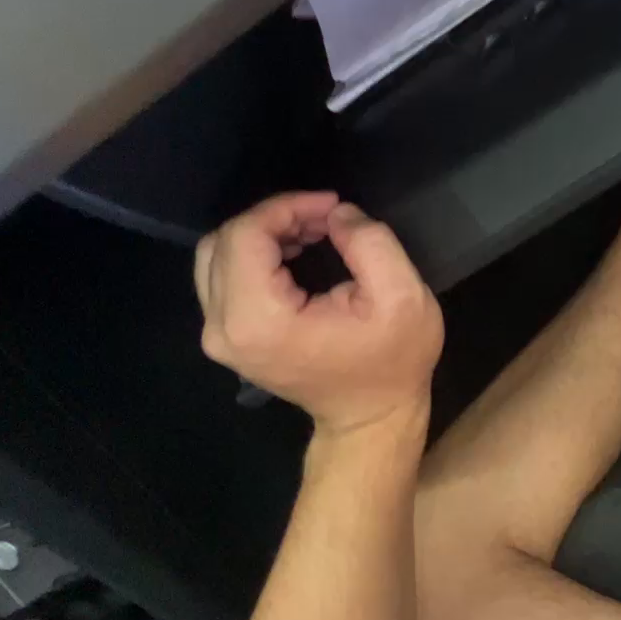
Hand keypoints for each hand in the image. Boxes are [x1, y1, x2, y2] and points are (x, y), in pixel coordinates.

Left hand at [195, 194, 443, 435]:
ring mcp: (220, 336)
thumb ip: (371, 244)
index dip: (287, 207)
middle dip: (276, 217)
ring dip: (265, 233)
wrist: (373, 415)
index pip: (244, 236)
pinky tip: (298, 251)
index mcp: (261, 318)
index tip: (334, 204)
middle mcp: (223, 328)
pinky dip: (258, 252)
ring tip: (315, 231)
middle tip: (327, 216)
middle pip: (222, 243)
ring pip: (216, 257)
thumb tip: (338, 215)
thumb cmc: (394, 359)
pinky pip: (224, 277)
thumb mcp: (403, 295)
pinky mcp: (229, 337)